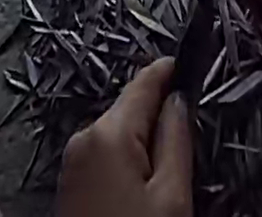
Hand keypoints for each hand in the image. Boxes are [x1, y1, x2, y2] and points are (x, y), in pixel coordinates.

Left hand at [57, 58, 192, 216]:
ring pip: (121, 135)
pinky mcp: (69, 186)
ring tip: (164, 180)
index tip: (192, 66)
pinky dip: (127, 164)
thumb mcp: (170, 196)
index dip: (171, 71)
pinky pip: (106, 157)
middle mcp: (83, 138)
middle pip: (133, 109)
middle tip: (187, 145)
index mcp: (108, 133)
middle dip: (160, 118)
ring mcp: (72, 163)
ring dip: (144, 145)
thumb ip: (176, 139)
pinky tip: (140, 195)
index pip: (145, 82)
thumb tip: (179, 98)